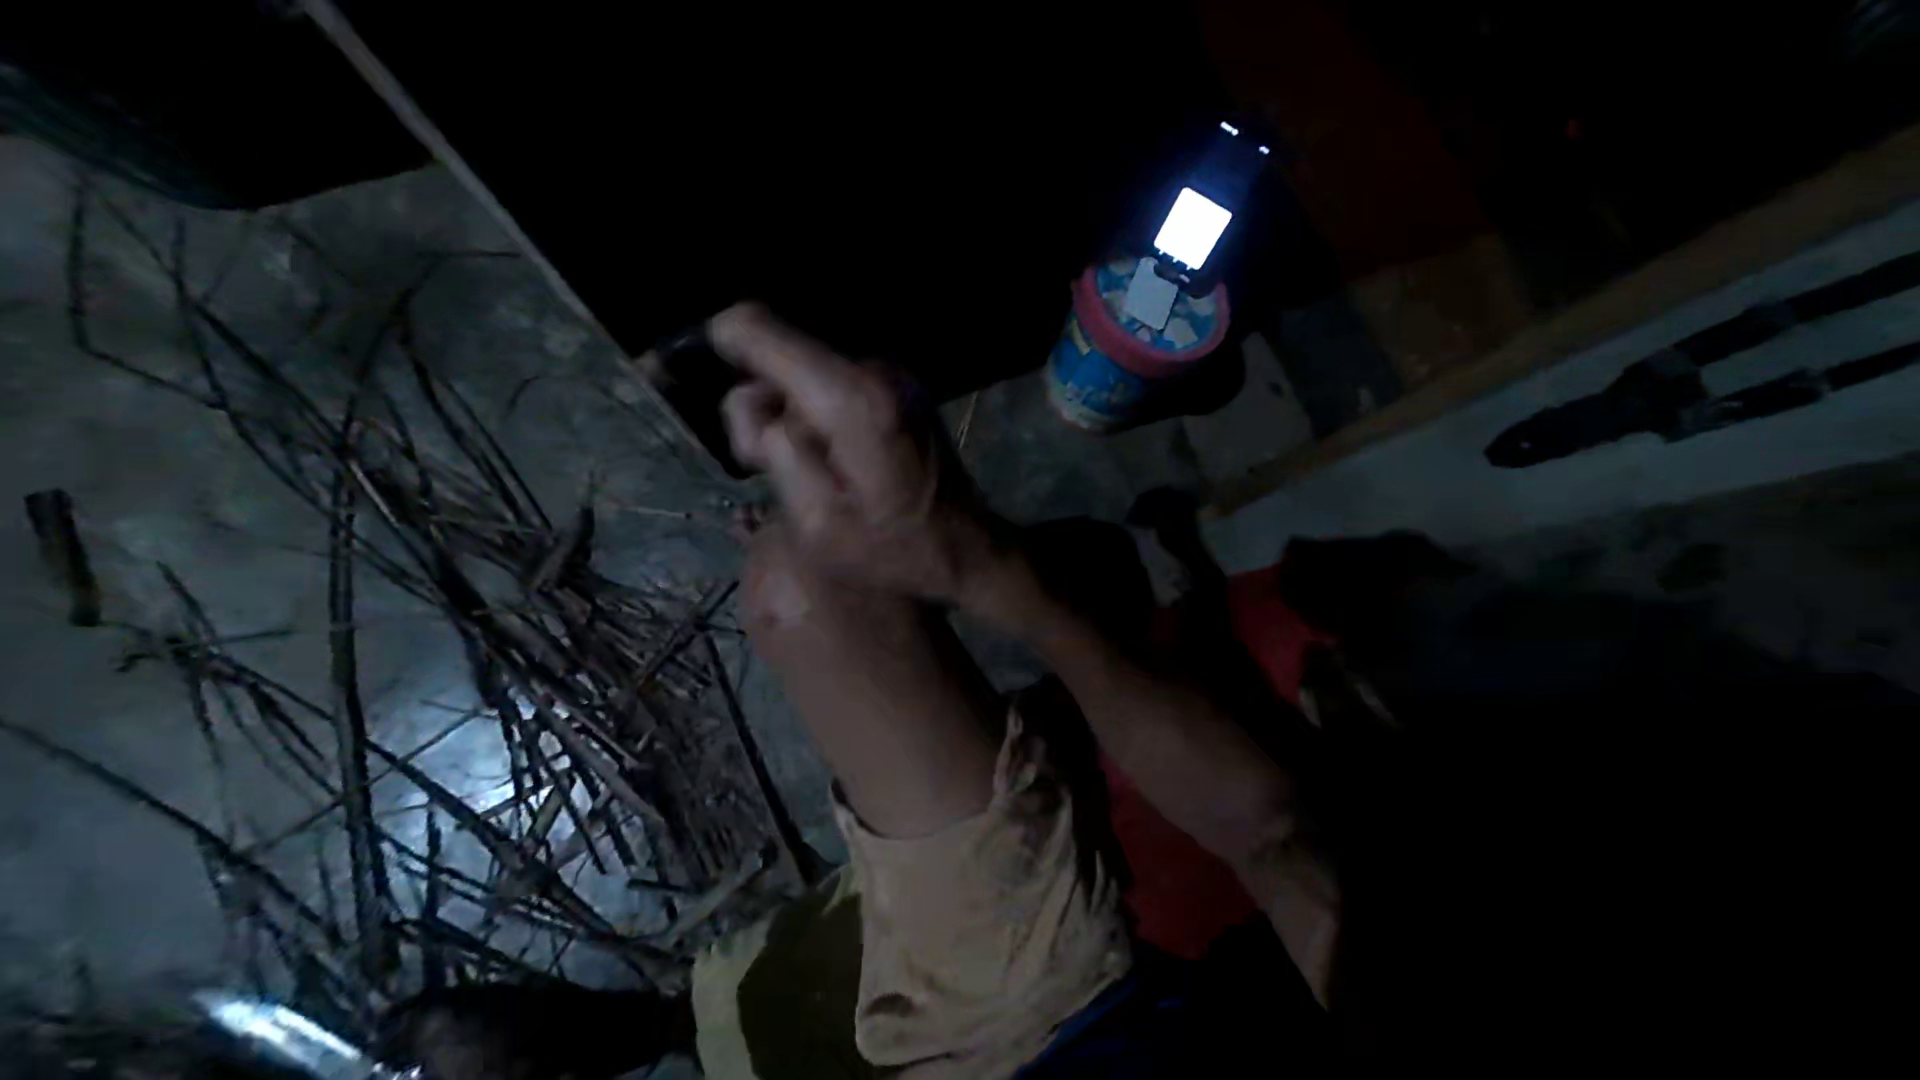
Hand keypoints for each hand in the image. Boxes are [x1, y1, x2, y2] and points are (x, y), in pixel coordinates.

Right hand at [712, 303, 1004, 601]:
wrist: (968, 548)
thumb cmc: (893, 550)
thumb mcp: (817, 522)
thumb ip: (776, 450)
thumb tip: (757, 401)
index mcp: (853, 401)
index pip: (760, 330)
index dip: (717, 345)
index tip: (686, 378)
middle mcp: (875, 370)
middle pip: (778, 352)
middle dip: (757, 406)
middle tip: (764, 466)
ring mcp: (891, 374)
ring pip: (803, 370)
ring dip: (787, 415)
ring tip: (805, 474)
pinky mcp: (897, 387)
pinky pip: (831, 383)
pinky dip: (814, 414)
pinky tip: (828, 459)